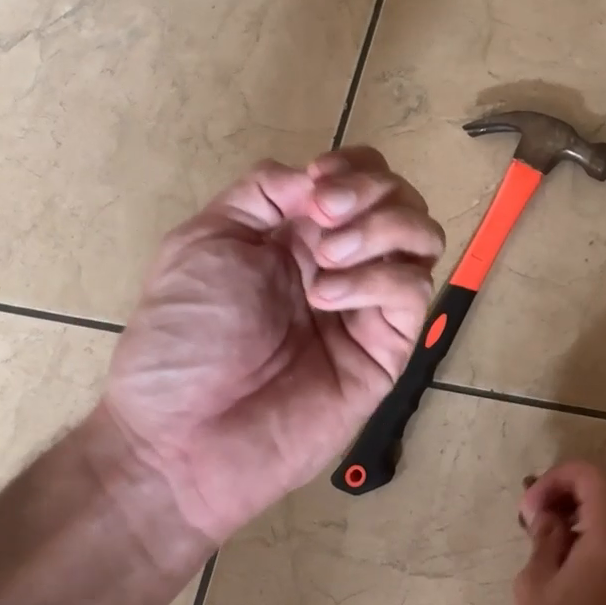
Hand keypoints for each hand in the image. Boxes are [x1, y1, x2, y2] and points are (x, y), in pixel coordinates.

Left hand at [99, 147, 445, 542]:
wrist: (182, 436)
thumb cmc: (182, 339)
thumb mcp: (203, 241)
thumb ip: (262, 192)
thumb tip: (318, 177)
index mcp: (303, 230)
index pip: (363, 176)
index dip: (355, 167)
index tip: (319, 183)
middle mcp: (347, 257)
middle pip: (402, 197)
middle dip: (370, 191)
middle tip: (325, 215)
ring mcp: (373, 300)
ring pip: (424, 236)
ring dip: (382, 228)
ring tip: (328, 257)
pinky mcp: (389, 342)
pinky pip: (413, 288)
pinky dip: (377, 278)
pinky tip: (327, 297)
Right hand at [514, 461, 605, 604]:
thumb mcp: (536, 587)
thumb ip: (543, 538)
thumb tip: (547, 515)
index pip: (589, 475)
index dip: (556, 479)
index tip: (529, 506)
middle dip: (569, 493)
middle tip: (535, 516)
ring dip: (585, 512)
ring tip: (550, 536)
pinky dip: (601, 532)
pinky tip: (573, 554)